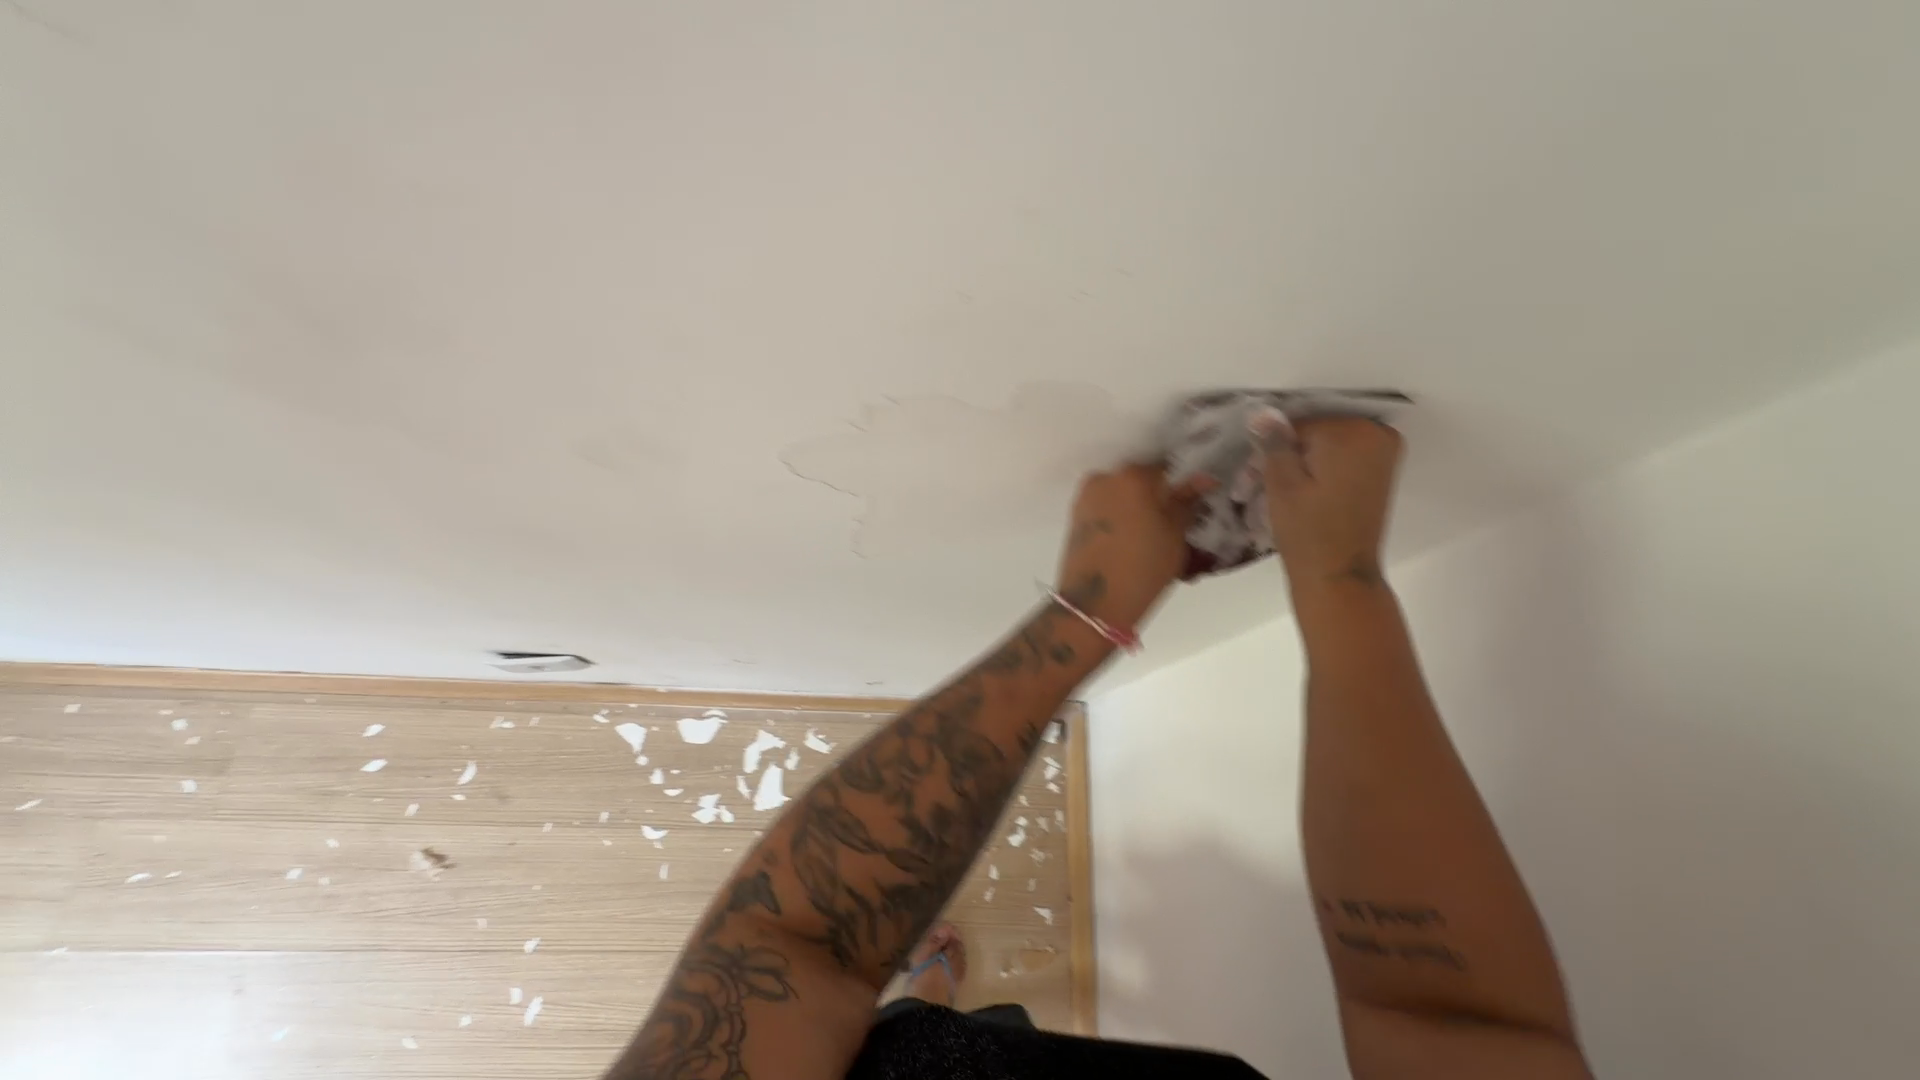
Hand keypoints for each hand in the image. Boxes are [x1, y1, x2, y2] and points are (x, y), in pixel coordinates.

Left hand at [1055, 465, 1198, 632]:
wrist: (1094, 605)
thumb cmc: (1143, 568)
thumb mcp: (1174, 536)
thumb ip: (1186, 503)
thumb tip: (1202, 480)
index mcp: (1133, 476)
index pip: (1165, 468)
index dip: (1180, 485)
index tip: (1188, 505)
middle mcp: (1105, 478)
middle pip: (1139, 481)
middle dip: (1155, 497)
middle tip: (1170, 524)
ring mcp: (1085, 497)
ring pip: (1120, 495)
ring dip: (1135, 509)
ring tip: (1149, 538)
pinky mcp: (1074, 517)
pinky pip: (1105, 509)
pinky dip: (1118, 519)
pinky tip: (1130, 542)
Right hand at [1264, 418, 1403, 589]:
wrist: (1339, 576)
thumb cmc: (1308, 532)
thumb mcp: (1281, 484)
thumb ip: (1274, 443)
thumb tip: (1265, 414)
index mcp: (1354, 433)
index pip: (1296, 426)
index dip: (1269, 451)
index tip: (1248, 478)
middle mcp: (1377, 435)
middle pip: (1314, 433)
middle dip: (1284, 456)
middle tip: (1254, 486)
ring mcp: (1384, 453)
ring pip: (1325, 446)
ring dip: (1299, 464)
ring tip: (1272, 494)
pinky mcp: (1381, 472)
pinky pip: (1341, 458)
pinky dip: (1318, 471)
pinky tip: (1298, 493)